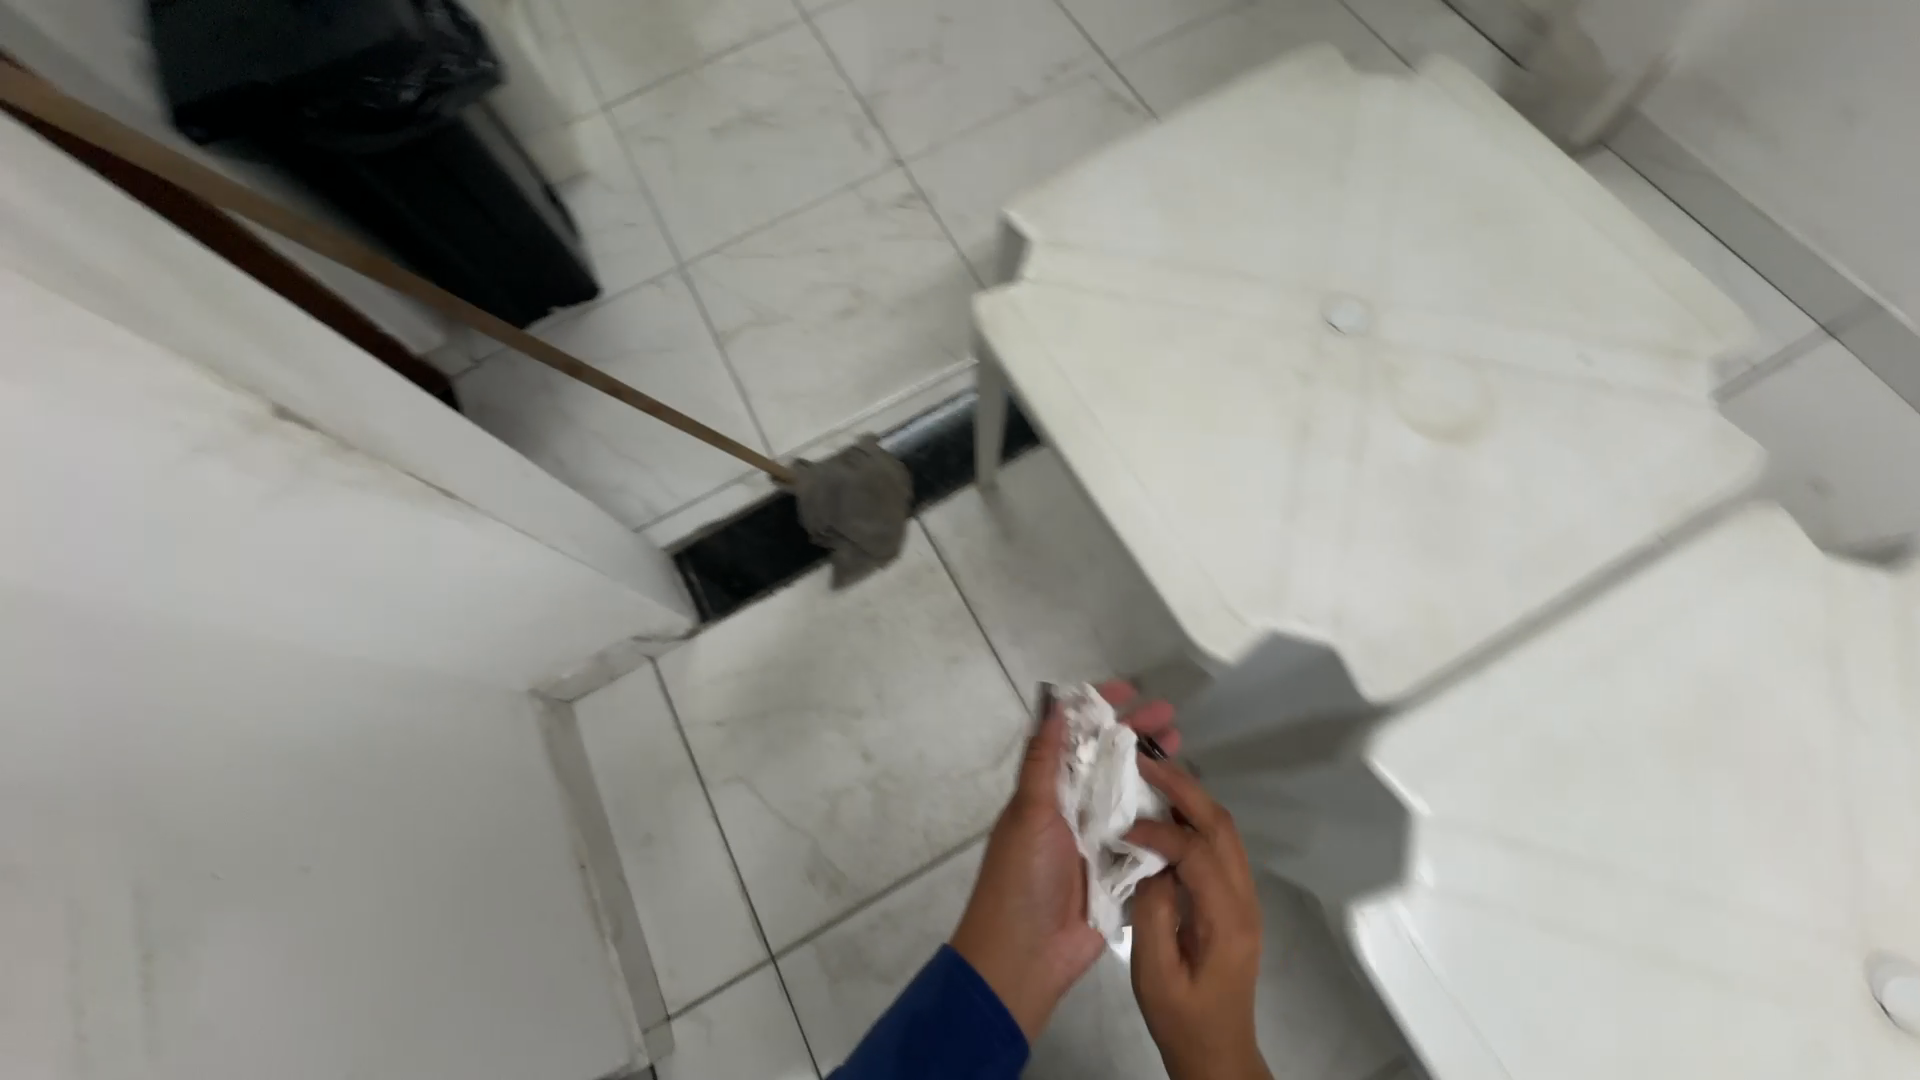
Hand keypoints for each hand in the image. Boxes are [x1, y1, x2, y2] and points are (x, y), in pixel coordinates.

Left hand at [950, 681, 1176, 1040]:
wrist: (1027, 956)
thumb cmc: (1021, 877)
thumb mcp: (1029, 813)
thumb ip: (1044, 761)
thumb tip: (1054, 705)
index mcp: (1046, 789)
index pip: (1073, 736)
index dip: (1097, 708)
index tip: (1128, 689)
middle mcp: (1072, 807)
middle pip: (1107, 760)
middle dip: (1135, 734)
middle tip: (1170, 716)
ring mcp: (1097, 838)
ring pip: (1129, 792)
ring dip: (1153, 768)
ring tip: (1182, 745)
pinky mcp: (1118, 869)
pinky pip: (1144, 834)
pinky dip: (1163, 814)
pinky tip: (1186, 798)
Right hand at [1125, 757, 1271, 1079]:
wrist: (1217, 1051)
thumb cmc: (1182, 1018)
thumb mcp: (1155, 972)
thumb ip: (1152, 911)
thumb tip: (1150, 860)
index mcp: (1228, 920)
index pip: (1197, 852)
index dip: (1159, 831)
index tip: (1123, 828)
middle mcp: (1246, 899)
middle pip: (1221, 825)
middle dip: (1182, 787)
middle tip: (1143, 761)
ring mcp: (1245, 896)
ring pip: (1224, 828)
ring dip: (1190, 796)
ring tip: (1151, 775)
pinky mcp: (1235, 898)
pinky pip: (1219, 843)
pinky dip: (1193, 816)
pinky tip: (1164, 811)